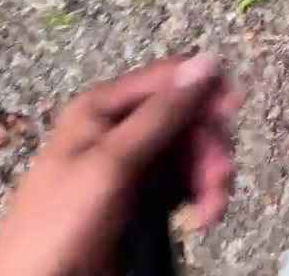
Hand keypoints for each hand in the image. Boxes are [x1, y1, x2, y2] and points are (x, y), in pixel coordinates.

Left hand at [0, 53, 239, 275]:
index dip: (205, 89)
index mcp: (104, 108)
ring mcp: (135, 161)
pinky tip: (201, 217)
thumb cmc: (60, 227)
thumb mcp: (111, 164)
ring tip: (211, 209)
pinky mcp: (145, 194)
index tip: (229, 113)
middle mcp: (122, 127)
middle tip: (217, 176)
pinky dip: (202, 194)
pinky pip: (189, 178)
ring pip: (195, 147)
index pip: (172, 76)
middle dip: (209, 145)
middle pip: (190, 114)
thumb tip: (209, 60)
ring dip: (211, 174)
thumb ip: (162, 113)